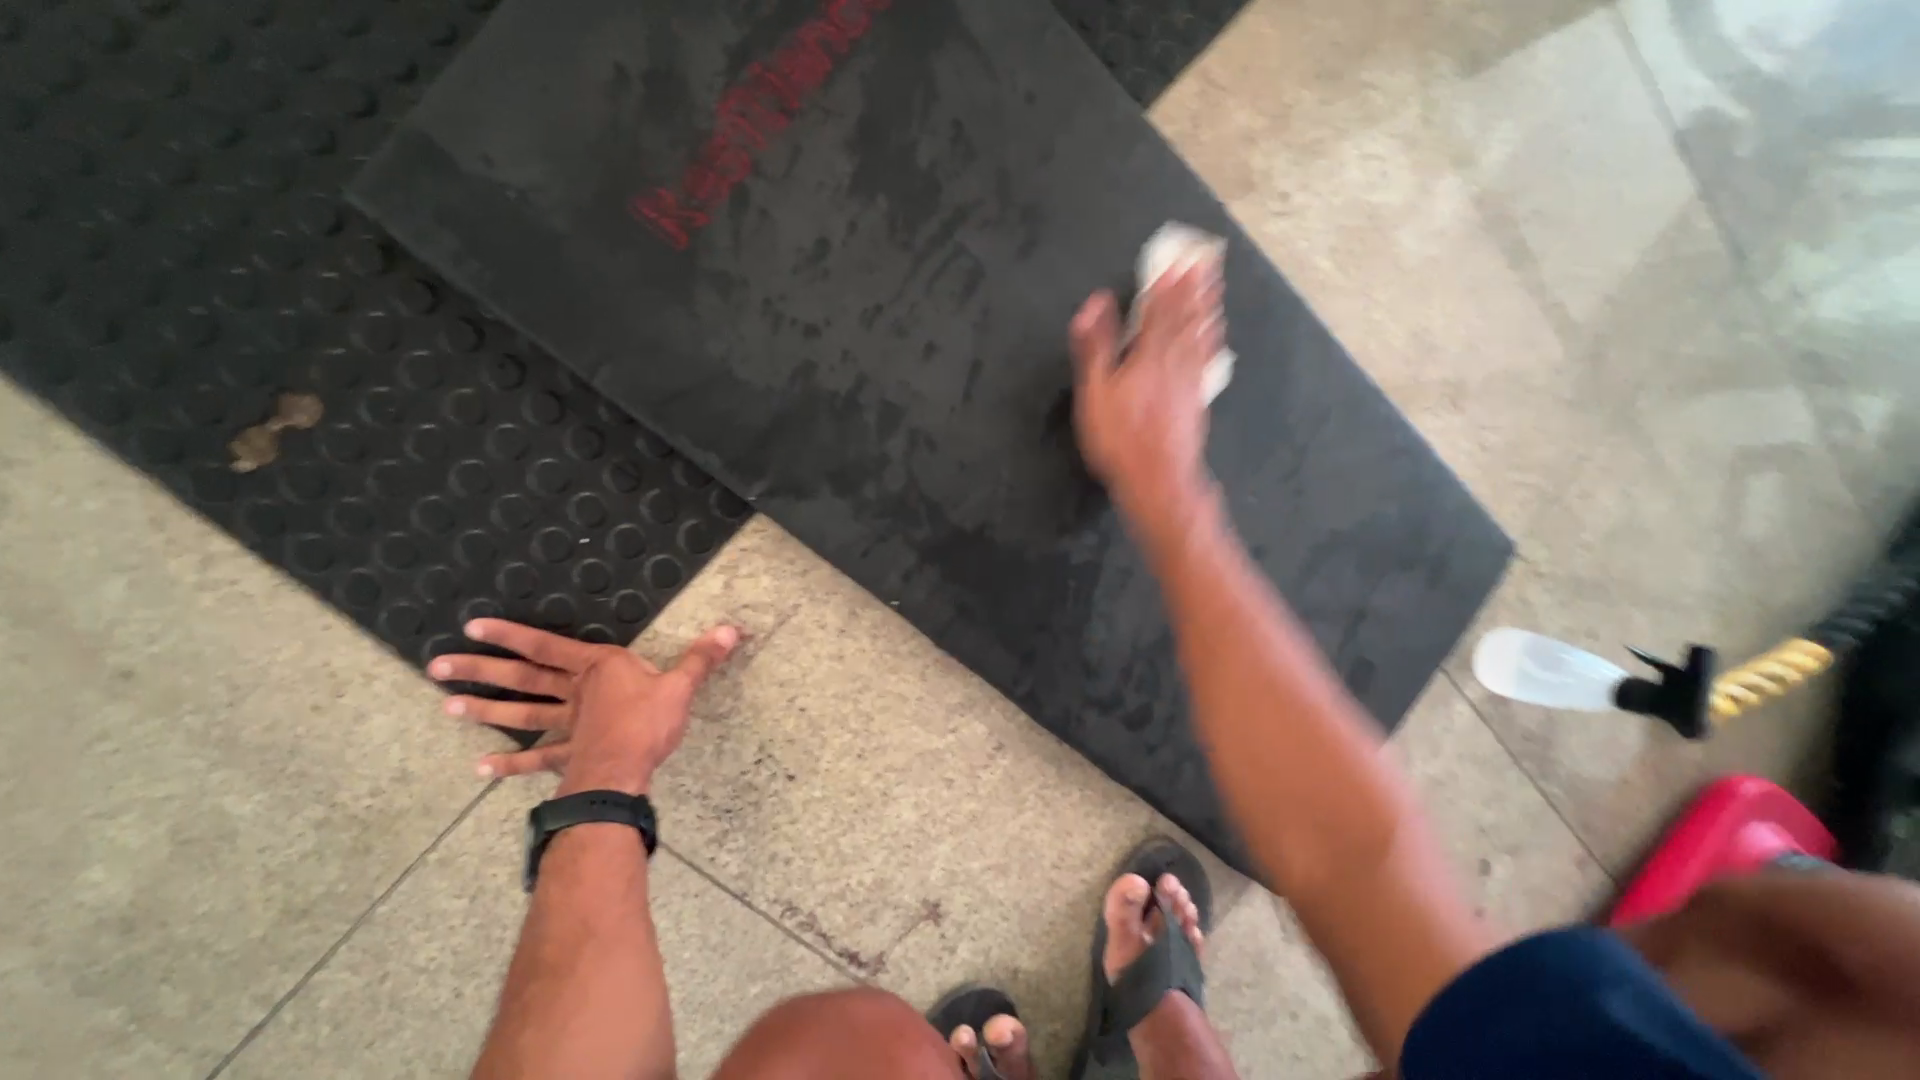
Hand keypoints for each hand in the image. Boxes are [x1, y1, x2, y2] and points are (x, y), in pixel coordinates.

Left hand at [429, 618, 741, 795]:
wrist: (626, 771)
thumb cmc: (649, 723)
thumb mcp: (681, 686)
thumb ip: (702, 658)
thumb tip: (733, 629)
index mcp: (597, 668)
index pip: (547, 645)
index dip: (510, 634)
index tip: (471, 626)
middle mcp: (573, 693)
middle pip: (521, 678)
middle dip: (480, 670)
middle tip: (436, 667)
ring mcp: (565, 726)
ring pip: (520, 713)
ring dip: (484, 710)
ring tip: (446, 707)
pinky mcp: (567, 756)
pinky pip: (535, 759)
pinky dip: (508, 764)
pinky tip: (480, 767)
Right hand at [1070, 260, 1224, 548]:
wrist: (1159, 479)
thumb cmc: (1120, 438)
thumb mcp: (1095, 392)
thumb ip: (1095, 346)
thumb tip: (1097, 303)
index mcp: (1148, 355)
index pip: (1159, 311)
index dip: (1167, 284)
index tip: (1176, 258)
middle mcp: (1175, 361)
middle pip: (1186, 317)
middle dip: (1193, 287)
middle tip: (1204, 259)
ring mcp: (1190, 380)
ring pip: (1200, 334)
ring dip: (1206, 306)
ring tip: (1213, 284)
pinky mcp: (1197, 399)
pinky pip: (1207, 357)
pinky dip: (1210, 338)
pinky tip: (1214, 332)